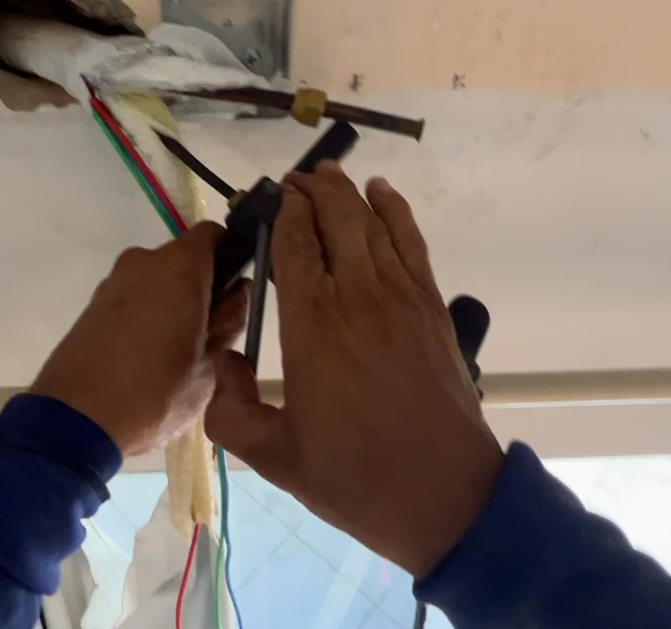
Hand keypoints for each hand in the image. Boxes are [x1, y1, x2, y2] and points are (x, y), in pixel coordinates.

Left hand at [30, 221, 248, 455]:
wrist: (74, 421)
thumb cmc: (156, 389)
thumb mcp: (211, 364)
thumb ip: (229, 321)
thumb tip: (234, 294)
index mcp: (180, 266)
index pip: (214, 234)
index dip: (229, 256)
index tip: (233, 292)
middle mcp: (145, 261)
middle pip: (184, 261)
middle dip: (199, 288)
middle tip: (208, 335)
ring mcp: (113, 281)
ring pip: (157, 281)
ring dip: (170, 304)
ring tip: (174, 355)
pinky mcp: (92, 305)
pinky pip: (132, 299)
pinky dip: (144, 317)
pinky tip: (144, 359)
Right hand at [204, 163, 504, 577]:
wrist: (447, 498)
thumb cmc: (356, 477)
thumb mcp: (275, 457)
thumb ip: (229, 409)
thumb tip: (223, 360)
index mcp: (312, 326)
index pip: (293, 246)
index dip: (281, 213)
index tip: (269, 197)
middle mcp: (356, 296)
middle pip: (334, 219)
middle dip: (311, 191)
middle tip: (293, 181)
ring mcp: (400, 296)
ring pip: (371, 223)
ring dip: (347, 193)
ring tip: (328, 174)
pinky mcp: (430, 305)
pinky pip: (411, 242)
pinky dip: (395, 210)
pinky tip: (381, 191)